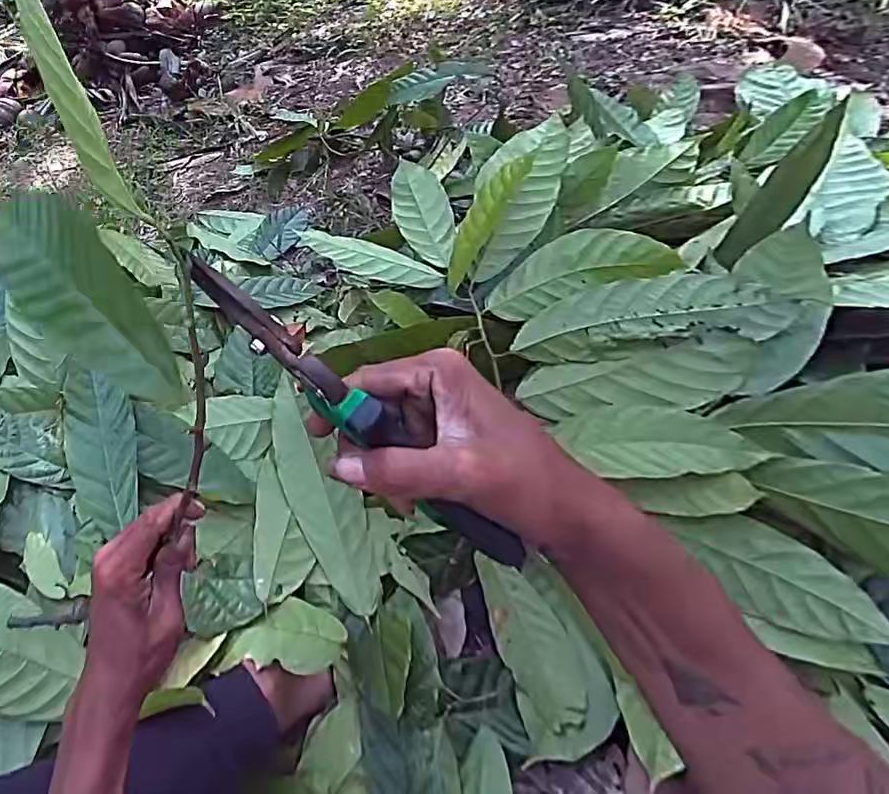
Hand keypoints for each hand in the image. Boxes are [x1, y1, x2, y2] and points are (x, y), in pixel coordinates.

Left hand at [80, 493, 202, 708]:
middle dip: (174, 526)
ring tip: (185, 566)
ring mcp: (103, 560)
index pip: (151, 521)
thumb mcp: (168, 614)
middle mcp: (106, 556)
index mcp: (120, 567)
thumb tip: (185, 531)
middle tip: (194, 556)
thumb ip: (172, 567)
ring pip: (142, 529)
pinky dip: (154, 546)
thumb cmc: (141, 657)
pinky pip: (135, 542)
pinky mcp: (105, 567)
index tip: (202, 510)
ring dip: (166, 537)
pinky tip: (168, 566)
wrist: (110, 683)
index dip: (177, 508)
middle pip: (146, 521)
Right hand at [306, 349, 598, 546]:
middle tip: (365, 484)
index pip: (369, 379)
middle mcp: (434, 382)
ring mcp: (438, 409)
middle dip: (366, 447)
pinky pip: (402, 449)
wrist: (573, 517)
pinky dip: (397, 474)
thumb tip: (337, 467)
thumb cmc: (525, 483)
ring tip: (399, 501)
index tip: (315, 435)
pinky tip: (410, 499)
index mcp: (437, 371)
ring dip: (382, 467)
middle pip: (372, 407)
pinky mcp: (443, 435)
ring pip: (385, 433)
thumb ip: (396, 468)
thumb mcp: (457, 474)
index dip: (338, 404)